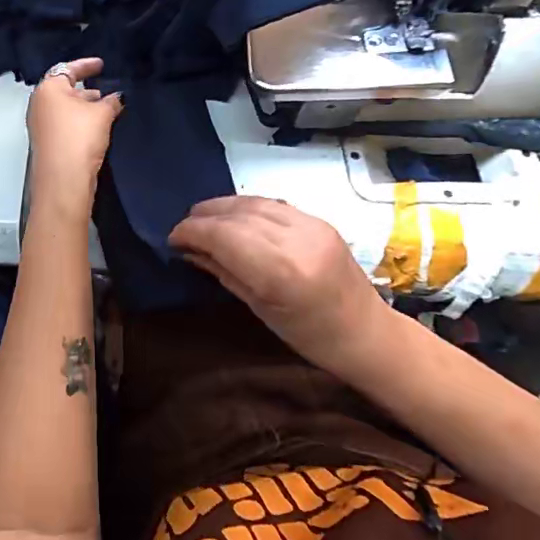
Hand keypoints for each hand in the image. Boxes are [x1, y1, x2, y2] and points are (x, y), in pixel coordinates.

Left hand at [27, 58, 122, 211]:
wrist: (63, 179)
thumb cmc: (78, 139)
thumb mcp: (102, 114)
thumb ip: (112, 101)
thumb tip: (117, 98)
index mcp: (48, 89)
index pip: (68, 69)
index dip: (86, 65)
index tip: (100, 65)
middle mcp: (39, 104)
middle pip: (64, 89)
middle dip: (87, 90)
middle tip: (107, 91)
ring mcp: (40, 124)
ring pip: (65, 108)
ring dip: (85, 108)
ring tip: (107, 110)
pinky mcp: (46, 142)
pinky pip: (64, 124)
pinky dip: (79, 122)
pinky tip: (97, 128)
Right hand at [167, 196, 388, 365]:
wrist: (367, 333)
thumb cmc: (310, 336)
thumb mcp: (258, 308)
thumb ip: (223, 271)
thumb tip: (189, 250)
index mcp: (280, 272)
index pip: (222, 235)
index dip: (191, 231)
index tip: (172, 239)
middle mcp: (296, 240)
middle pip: (235, 215)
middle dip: (202, 218)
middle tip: (182, 230)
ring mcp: (311, 225)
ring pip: (252, 202)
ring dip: (221, 208)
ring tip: (201, 219)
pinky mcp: (319, 219)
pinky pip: (272, 204)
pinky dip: (245, 207)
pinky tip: (232, 217)